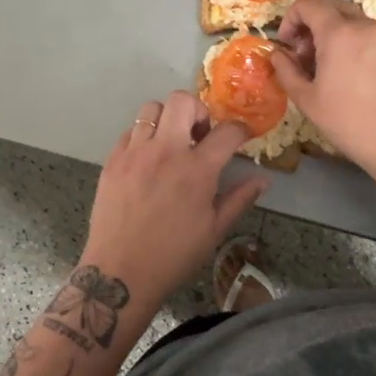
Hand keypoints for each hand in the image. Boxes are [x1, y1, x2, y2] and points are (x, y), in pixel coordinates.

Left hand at [79, 91, 267, 308]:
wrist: (120, 274)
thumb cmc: (173, 256)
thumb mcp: (214, 231)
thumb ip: (239, 199)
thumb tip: (263, 180)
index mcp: (197, 171)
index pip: (227, 132)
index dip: (240, 130)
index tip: (241, 137)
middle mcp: (166, 152)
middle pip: (182, 101)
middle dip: (198, 110)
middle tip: (200, 134)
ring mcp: (135, 153)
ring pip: (151, 109)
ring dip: (167, 118)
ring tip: (171, 142)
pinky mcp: (112, 160)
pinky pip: (129, 131)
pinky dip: (143, 137)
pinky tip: (148, 159)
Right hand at [272, 0, 375, 186]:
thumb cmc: (350, 122)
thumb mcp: (307, 101)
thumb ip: (286, 71)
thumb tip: (278, 55)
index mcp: (339, 33)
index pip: (309, 2)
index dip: (291, 18)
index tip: (288, 44)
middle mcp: (366, 26)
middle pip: (332, 7)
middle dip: (313, 24)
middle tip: (306, 56)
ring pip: (354, 21)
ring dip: (335, 34)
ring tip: (330, 69)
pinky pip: (372, 37)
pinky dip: (356, 45)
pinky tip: (355, 77)